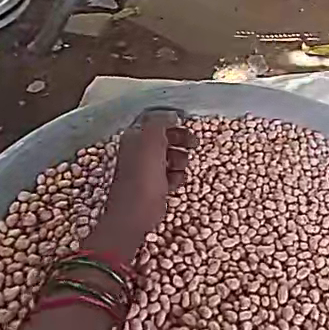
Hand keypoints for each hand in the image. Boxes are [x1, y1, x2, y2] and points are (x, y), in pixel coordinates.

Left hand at [84, 109, 194, 264]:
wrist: (134, 215)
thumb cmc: (142, 178)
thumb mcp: (151, 143)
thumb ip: (160, 123)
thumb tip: (172, 114)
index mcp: (135, 137)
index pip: (154, 120)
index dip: (171, 119)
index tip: (187, 121)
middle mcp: (138, 150)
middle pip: (164, 138)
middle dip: (180, 140)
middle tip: (194, 143)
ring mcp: (145, 169)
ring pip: (169, 156)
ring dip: (179, 160)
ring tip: (180, 167)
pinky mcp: (153, 185)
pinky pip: (170, 174)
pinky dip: (175, 176)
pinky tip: (176, 182)